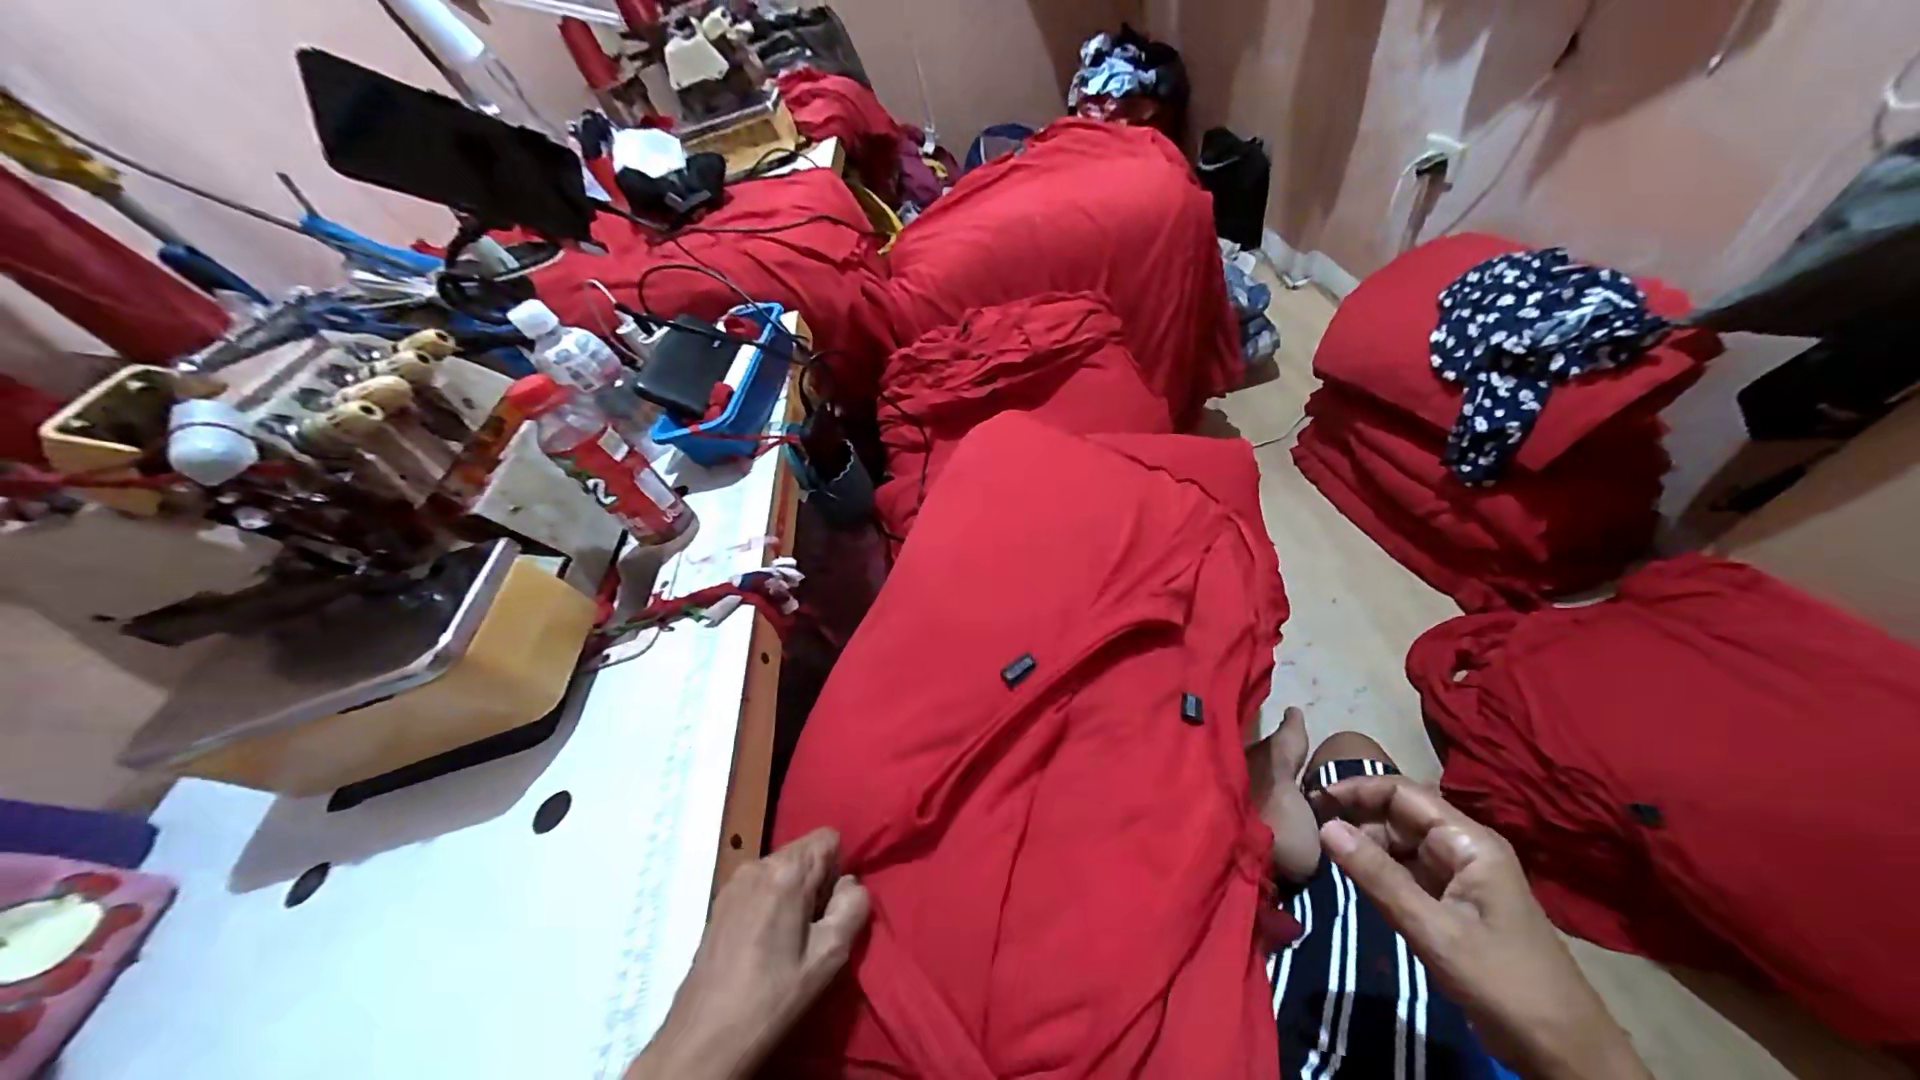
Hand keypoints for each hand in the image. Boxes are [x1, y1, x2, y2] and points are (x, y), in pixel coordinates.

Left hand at [626, 828, 870, 1079]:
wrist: (704, 1038)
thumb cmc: (771, 997)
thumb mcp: (828, 957)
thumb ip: (852, 908)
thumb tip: (851, 884)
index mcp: (786, 871)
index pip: (829, 837)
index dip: (839, 869)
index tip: (831, 908)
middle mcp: (757, 864)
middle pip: (804, 853)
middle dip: (816, 883)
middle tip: (812, 931)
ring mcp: (733, 882)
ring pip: (782, 869)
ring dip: (794, 894)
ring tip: (787, 941)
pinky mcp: (719, 901)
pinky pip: (760, 885)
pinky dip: (771, 902)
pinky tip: (763, 943)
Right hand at [1314, 777, 1651, 1079]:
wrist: (1566, 1053)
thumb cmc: (1503, 983)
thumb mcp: (1433, 929)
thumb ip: (1377, 875)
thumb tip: (1325, 826)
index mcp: (1469, 842)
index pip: (1402, 792)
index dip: (1356, 789)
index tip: (1314, 800)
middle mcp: (1463, 848)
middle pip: (1398, 814)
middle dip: (1356, 816)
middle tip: (1310, 827)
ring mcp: (1459, 875)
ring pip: (1399, 842)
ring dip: (1364, 844)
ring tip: (1325, 854)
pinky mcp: (1452, 901)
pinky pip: (1406, 870)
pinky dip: (1378, 869)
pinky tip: (1354, 879)